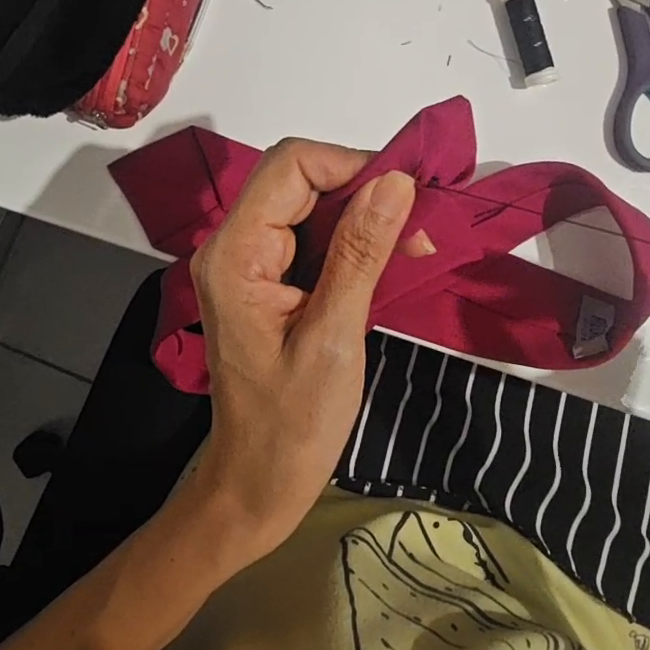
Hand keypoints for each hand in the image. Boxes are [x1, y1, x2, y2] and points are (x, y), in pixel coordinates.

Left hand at [178, 139, 425, 561]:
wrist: (256, 484)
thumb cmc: (292, 427)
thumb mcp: (334, 338)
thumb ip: (360, 253)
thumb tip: (395, 182)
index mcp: (235, 256)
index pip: (290, 166)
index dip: (351, 165)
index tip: (406, 196)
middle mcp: (232, 247)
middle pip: (298, 180)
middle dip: (361, 191)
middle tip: (417, 227)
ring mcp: (246, 263)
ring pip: (308, 206)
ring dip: (361, 217)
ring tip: (411, 247)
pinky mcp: (264, 281)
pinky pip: (309, 238)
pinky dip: (350, 242)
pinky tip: (385, 263)